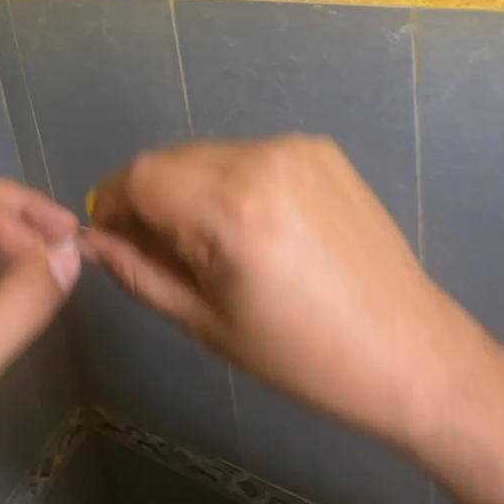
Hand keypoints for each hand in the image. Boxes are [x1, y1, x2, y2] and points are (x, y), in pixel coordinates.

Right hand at [81, 136, 484, 445]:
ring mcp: (295, 148)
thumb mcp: (205, 323)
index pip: (140, 177)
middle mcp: (260, 161)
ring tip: (211, 240)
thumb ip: (138, 271)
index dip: (113, 201)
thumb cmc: (302, 356)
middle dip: (148, 196)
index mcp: (231, 211)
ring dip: (189, 187)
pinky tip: (253, 224)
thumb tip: (92, 239)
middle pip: (169, 159)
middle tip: (156, 245)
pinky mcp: (320, 148)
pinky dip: (230, 180)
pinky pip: (247, 155)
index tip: (111, 234)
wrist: (411, 351)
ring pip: (207, 154)